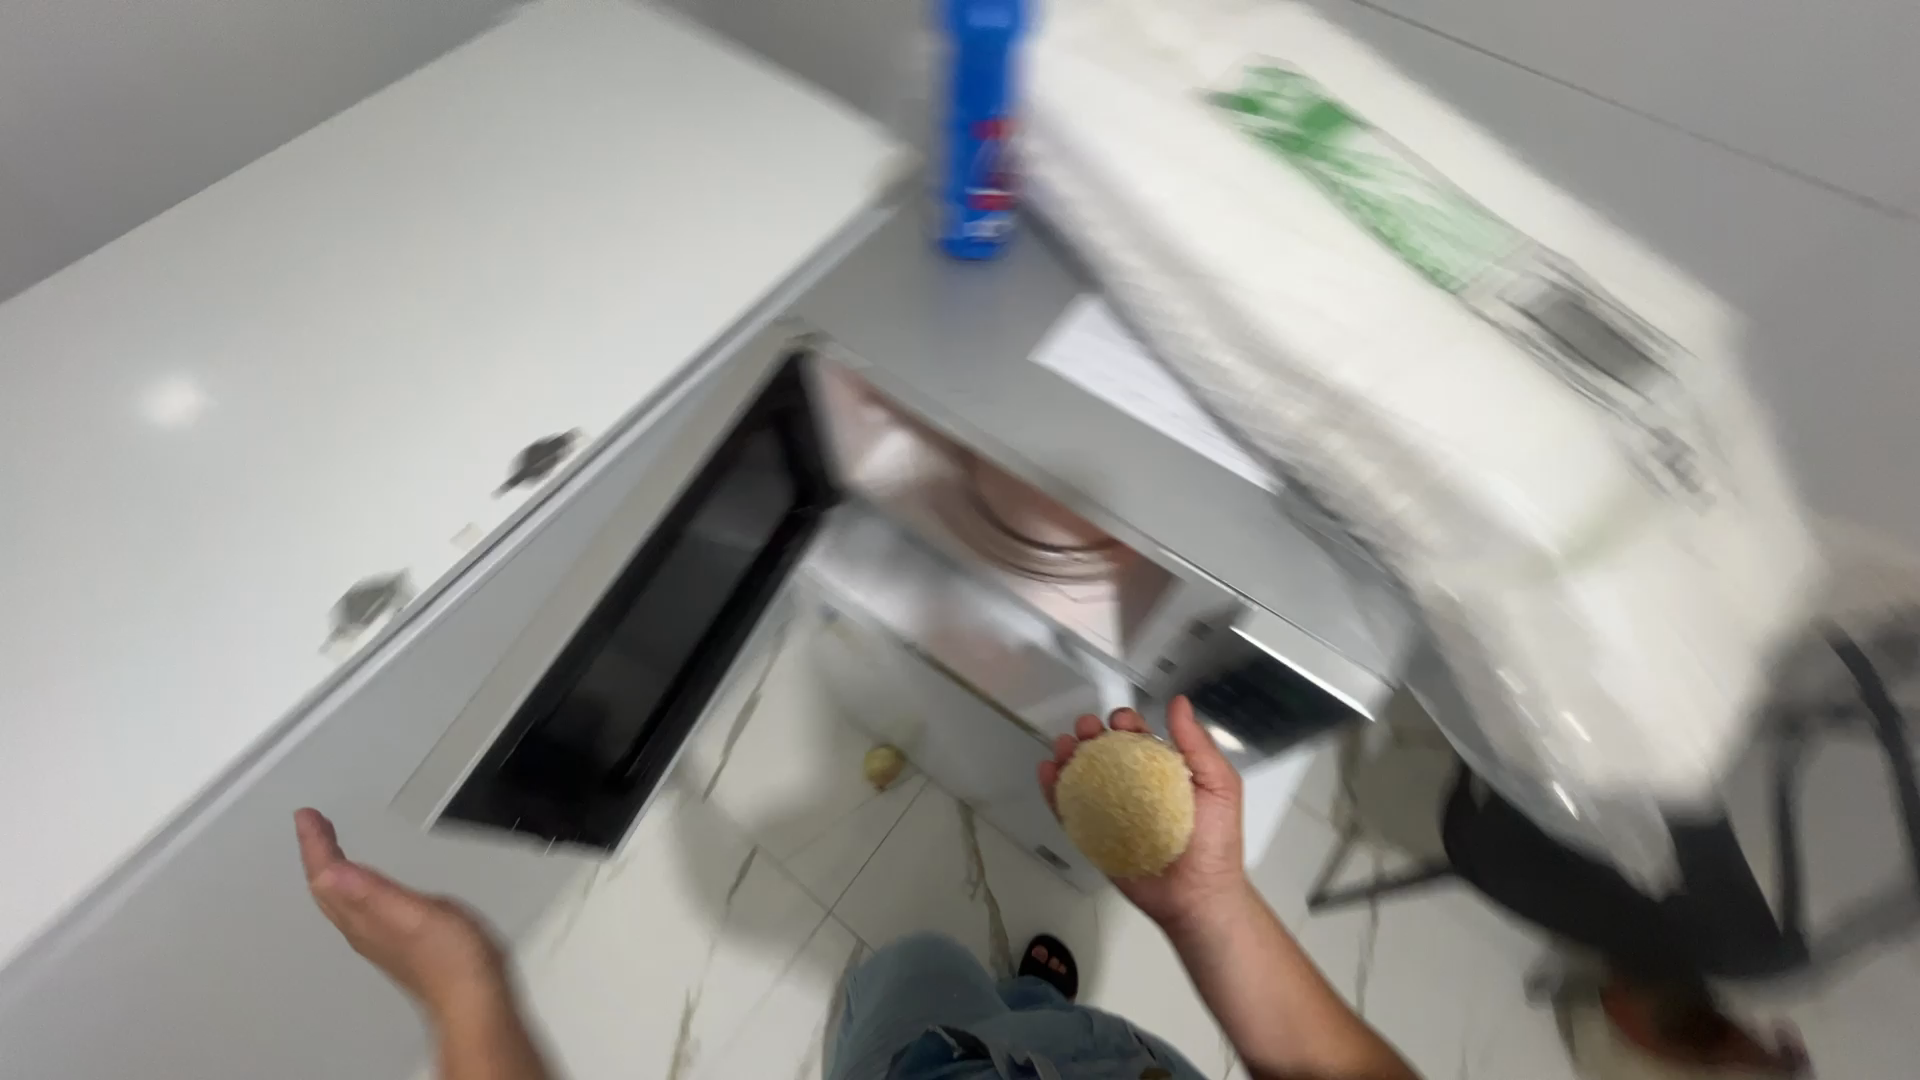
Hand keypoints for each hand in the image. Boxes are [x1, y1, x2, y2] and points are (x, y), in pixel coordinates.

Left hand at [294, 809, 509, 1019]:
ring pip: (340, 897)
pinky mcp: (397, 938)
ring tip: (332, 844)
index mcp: (364, 918)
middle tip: (314, 823)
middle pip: (328, 887)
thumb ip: (375, 895)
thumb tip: (331, 871)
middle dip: (318, 853)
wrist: (470, 994)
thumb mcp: (416, 916)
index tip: (306, 815)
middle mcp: (363, 927)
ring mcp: (379, 934)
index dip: (316, 845)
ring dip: (332, 867)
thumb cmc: (450, 952)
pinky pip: (359, 903)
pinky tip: (365, 880)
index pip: (329, 877)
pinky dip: (353, 882)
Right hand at [1038, 696, 1249, 930]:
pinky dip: (1052, 788)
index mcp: (1159, 769)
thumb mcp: (1219, 785)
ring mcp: (1108, 809)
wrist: (1199, 897)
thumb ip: (1197, 745)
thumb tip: (1179, 702)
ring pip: (1080, 773)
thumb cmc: (1214, 840)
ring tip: (1064, 746)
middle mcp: (1130, 785)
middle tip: (1087, 729)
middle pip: (1102, 749)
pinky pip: (1067, 808)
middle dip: (1091, 732)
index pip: (1135, 736)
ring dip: (1068, 753)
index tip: (1121, 721)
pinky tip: (1046, 771)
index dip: (1125, 723)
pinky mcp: (1091, 835)